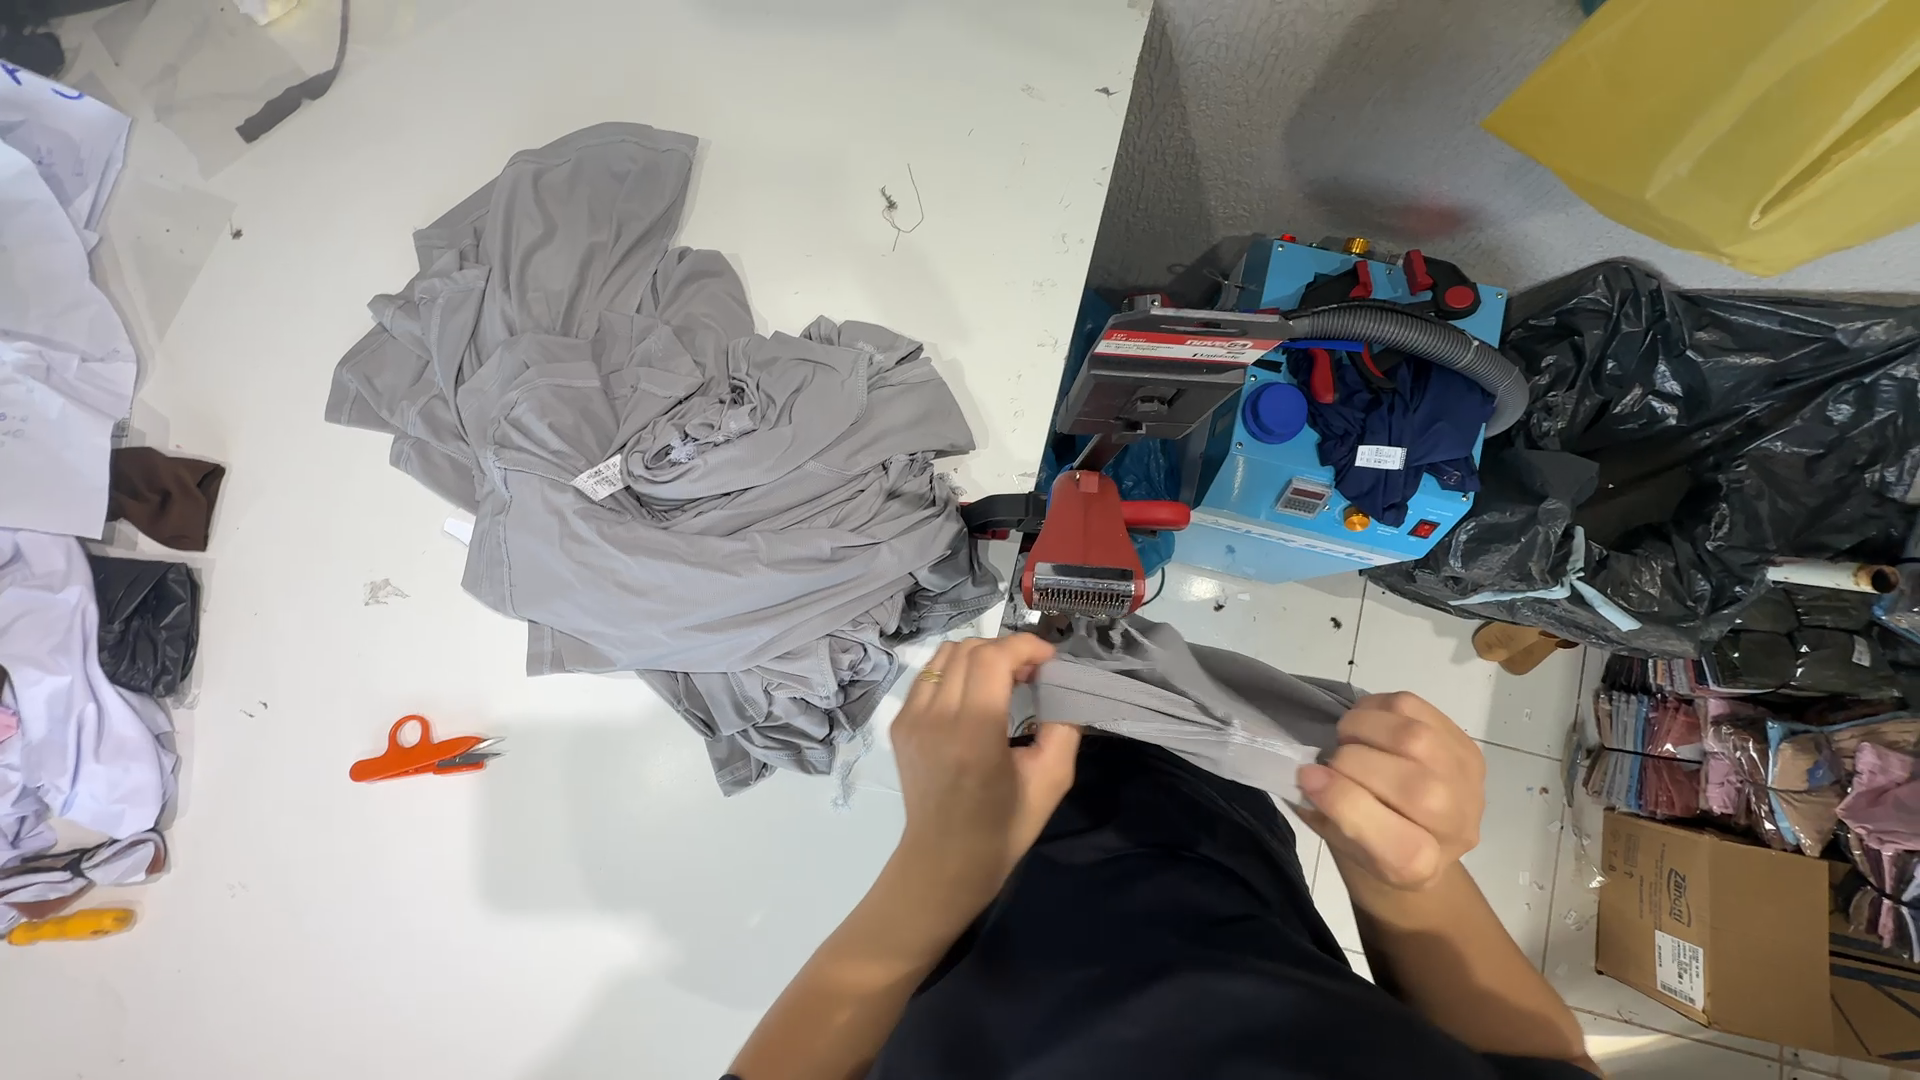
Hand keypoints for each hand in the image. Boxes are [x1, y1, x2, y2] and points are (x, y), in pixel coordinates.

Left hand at [889, 634, 1080, 909]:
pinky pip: (929, 675)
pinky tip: (975, 693)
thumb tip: (1064, 689)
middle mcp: (935, 718)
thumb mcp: (1051, 782)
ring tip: (1004, 677)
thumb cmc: (1002, 828)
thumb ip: (1064, 728)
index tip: (1049, 660)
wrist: (943, 861)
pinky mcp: (899, 724)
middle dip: (1007, 649)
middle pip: (970, 649)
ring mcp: (910, 719)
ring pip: (946, 655)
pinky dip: (956, 670)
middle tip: (1032, 672)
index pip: (992, 658)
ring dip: (980, 655)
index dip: (1024, 646)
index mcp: (974, 734)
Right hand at [1296, 691, 1484, 891]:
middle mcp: (1455, 826)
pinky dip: (1375, 707)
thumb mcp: (1340, 839)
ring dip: (1361, 727)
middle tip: (1330, 758)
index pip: (1398, 843)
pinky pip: (1413, 708)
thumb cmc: (1371, 838)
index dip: (1343, 802)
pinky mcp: (1462, 742)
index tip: (1305, 776)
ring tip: (1348, 738)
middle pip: (1409, 786)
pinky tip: (1368, 724)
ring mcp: (1465, 780)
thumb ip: (1324, 812)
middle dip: (1348, 759)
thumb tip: (1309, 772)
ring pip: (1411, 737)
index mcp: (1422, 867)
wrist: (1423, 828)